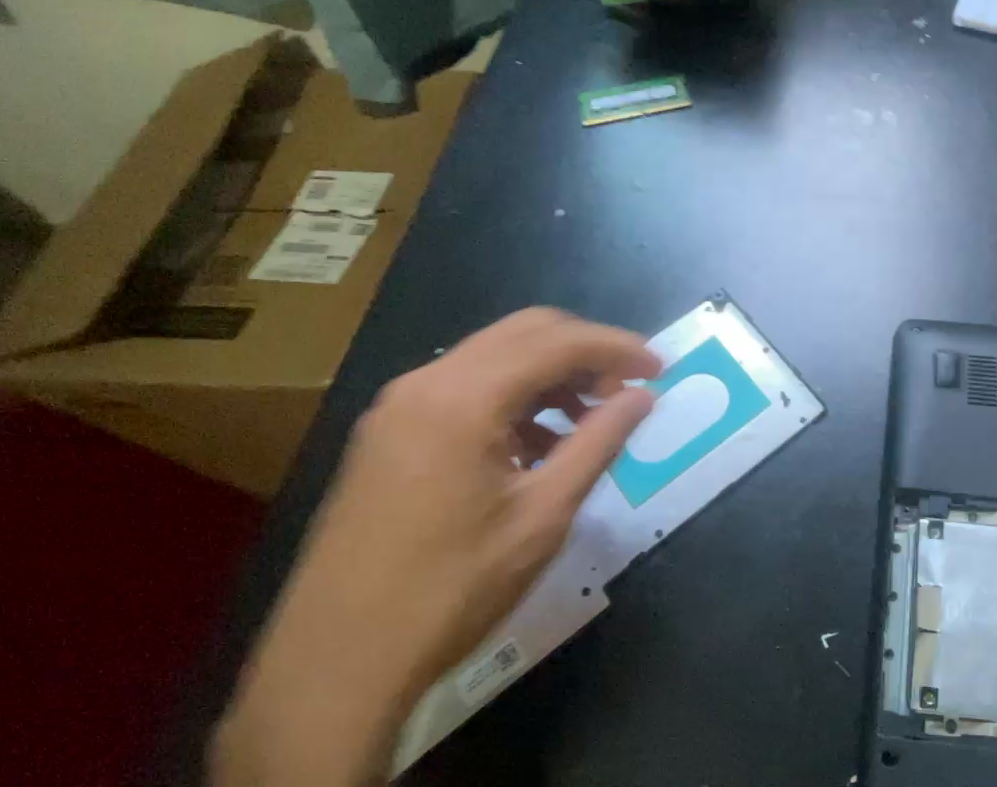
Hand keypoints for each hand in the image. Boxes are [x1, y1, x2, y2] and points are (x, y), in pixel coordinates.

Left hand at [212, 309, 660, 786]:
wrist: (337, 662)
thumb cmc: (452, 589)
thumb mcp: (543, 516)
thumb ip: (598, 442)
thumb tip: (640, 397)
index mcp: (464, 398)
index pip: (558, 342)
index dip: (617, 348)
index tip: (659, 370)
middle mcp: (425, 383)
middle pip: (524, 333)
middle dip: (584, 351)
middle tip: (626, 389)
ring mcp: (397, 406)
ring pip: (491, 358)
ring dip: (547, 375)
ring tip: (587, 422)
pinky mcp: (385, 434)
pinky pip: (461, 389)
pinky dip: (509, 399)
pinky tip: (534, 446)